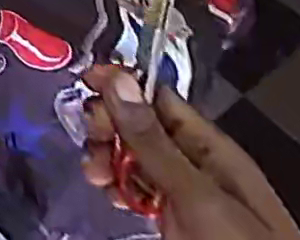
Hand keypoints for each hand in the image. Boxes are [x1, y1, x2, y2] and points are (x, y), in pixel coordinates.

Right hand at [82, 65, 299, 239]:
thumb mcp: (198, 200)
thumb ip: (154, 141)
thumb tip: (118, 79)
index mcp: (214, 152)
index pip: (159, 98)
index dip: (121, 87)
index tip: (85, 85)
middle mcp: (199, 166)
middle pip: (141, 124)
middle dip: (108, 126)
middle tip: (90, 139)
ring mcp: (189, 195)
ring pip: (134, 154)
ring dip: (107, 155)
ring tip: (94, 174)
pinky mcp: (178, 220)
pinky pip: (139, 185)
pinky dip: (117, 183)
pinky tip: (109, 193)